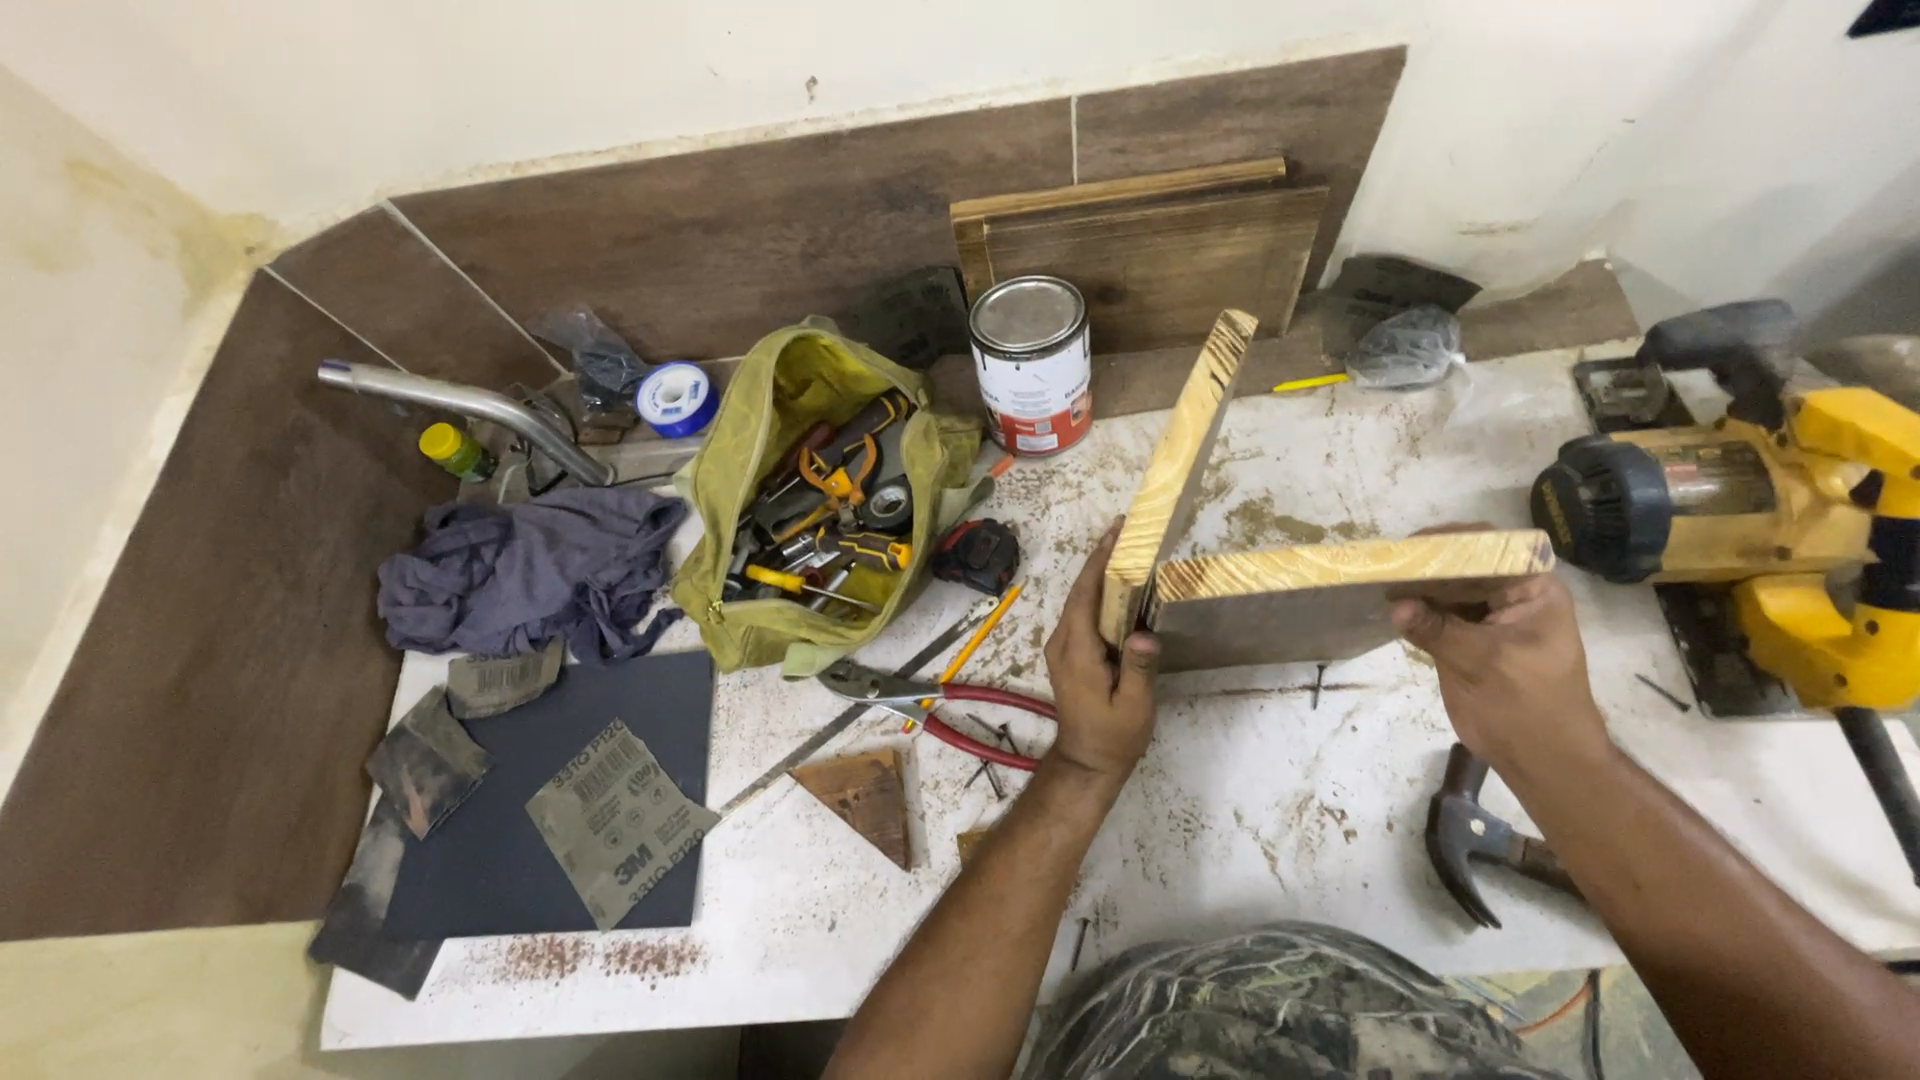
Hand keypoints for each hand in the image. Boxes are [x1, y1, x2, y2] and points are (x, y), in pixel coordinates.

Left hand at [1043, 520, 1159, 779]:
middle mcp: (1062, 643)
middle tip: (1122, 529)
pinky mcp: (1068, 653)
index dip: (1099, 563)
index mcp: (1077, 652)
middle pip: (1079, 591)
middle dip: (1098, 558)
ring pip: (1078, 601)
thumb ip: (1138, 669)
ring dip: (1097, 573)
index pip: (1085, 596)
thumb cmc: (1113, 737)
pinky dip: (1096, 593)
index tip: (1115, 534)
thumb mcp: (1134, 707)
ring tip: (1121, 547)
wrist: (1086, 761)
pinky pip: (1081, 614)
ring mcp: (1061, 647)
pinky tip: (1116, 585)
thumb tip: (1144, 634)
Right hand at [1390, 529, 1613, 782]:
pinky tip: (1388, 604)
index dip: (1452, 542)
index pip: (1491, 549)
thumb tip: (1395, 605)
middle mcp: (1511, 595)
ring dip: (1416, 584)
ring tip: (1380, 580)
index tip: (1411, 548)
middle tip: (1387, 564)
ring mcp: (1487, 616)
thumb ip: (1439, 630)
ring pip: (1447, 587)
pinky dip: (1414, 607)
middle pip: (1465, 563)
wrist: (1540, 758)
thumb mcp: (1483, 663)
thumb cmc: (1528, 707)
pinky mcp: (1465, 637)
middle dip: (1427, 563)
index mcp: (1533, 590)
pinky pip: (1437, 611)